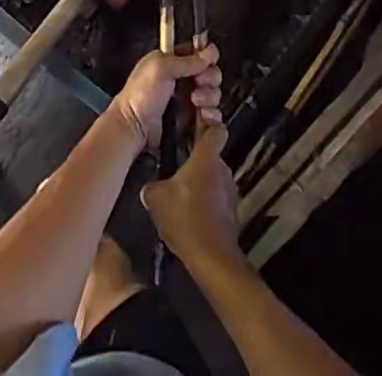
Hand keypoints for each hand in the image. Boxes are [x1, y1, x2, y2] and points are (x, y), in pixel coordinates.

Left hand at [109, 44, 222, 149]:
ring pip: (213, 93)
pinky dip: (211, 113)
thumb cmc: (141, 94)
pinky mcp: (192, 118)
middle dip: (210, 78)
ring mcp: (188, 99)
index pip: (199, 53)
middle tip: (200, 83)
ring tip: (196, 101)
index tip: (209, 62)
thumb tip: (209, 53)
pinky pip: (212, 113)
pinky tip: (203, 114)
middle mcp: (182, 78)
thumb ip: (187, 60)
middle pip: (210, 73)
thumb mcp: (161, 68)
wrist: (135, 126)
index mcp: (172, 60)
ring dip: (210, 96)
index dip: (208, 56)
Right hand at [141, 122, 239, 266]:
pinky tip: (188, 213)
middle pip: (211, 154)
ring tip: (179, 193)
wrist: (212, 257)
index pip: (215, 129)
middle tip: (176, 165)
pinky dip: (204, 200)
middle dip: (196, 158)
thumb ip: (152, 185)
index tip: (195, 124)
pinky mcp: (231, 212)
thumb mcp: (156, 197)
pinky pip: (216, 197)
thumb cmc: (185, 216)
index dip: (207, 124)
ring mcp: (230, 191)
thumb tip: (150, 187)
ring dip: (200, 181)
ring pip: (213, 177)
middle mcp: (222, 169)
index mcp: (206, 158)